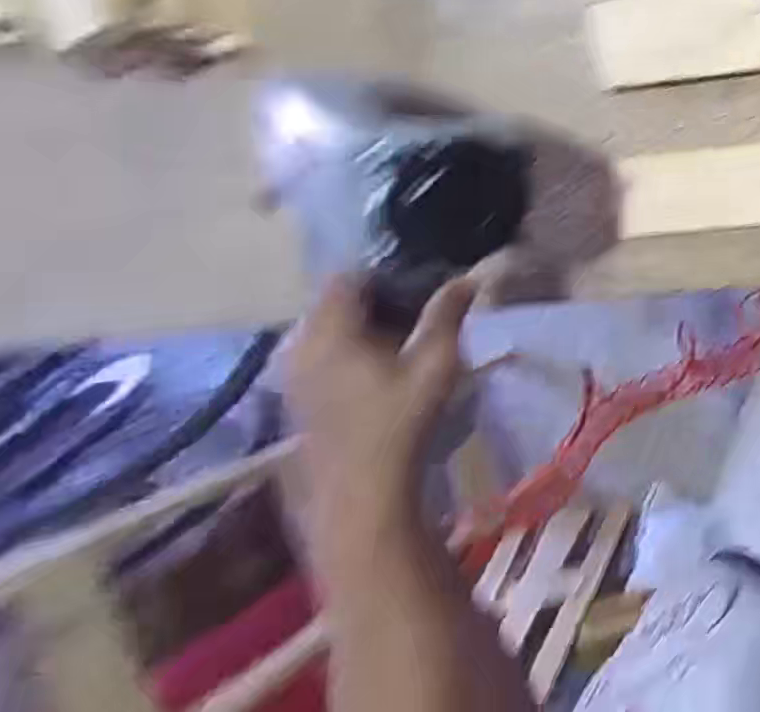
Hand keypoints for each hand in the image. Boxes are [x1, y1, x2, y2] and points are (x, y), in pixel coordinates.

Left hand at [281, 276, 476, 513]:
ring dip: (360, 323)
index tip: (419, 278)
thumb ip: (447, 316)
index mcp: (329, 333)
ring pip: (324, 329)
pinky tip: (380, 362)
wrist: (361, 487)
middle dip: (373, 297)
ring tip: (403, 331)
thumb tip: (466, 278)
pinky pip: (319, 352)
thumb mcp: (436, 361)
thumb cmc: (402, 418)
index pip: (346, 280)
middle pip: (332, 303)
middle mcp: (300, 347)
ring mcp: (292, 375)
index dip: (382, 272)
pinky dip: (347, 345)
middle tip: (418, 304)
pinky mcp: (296, 396)